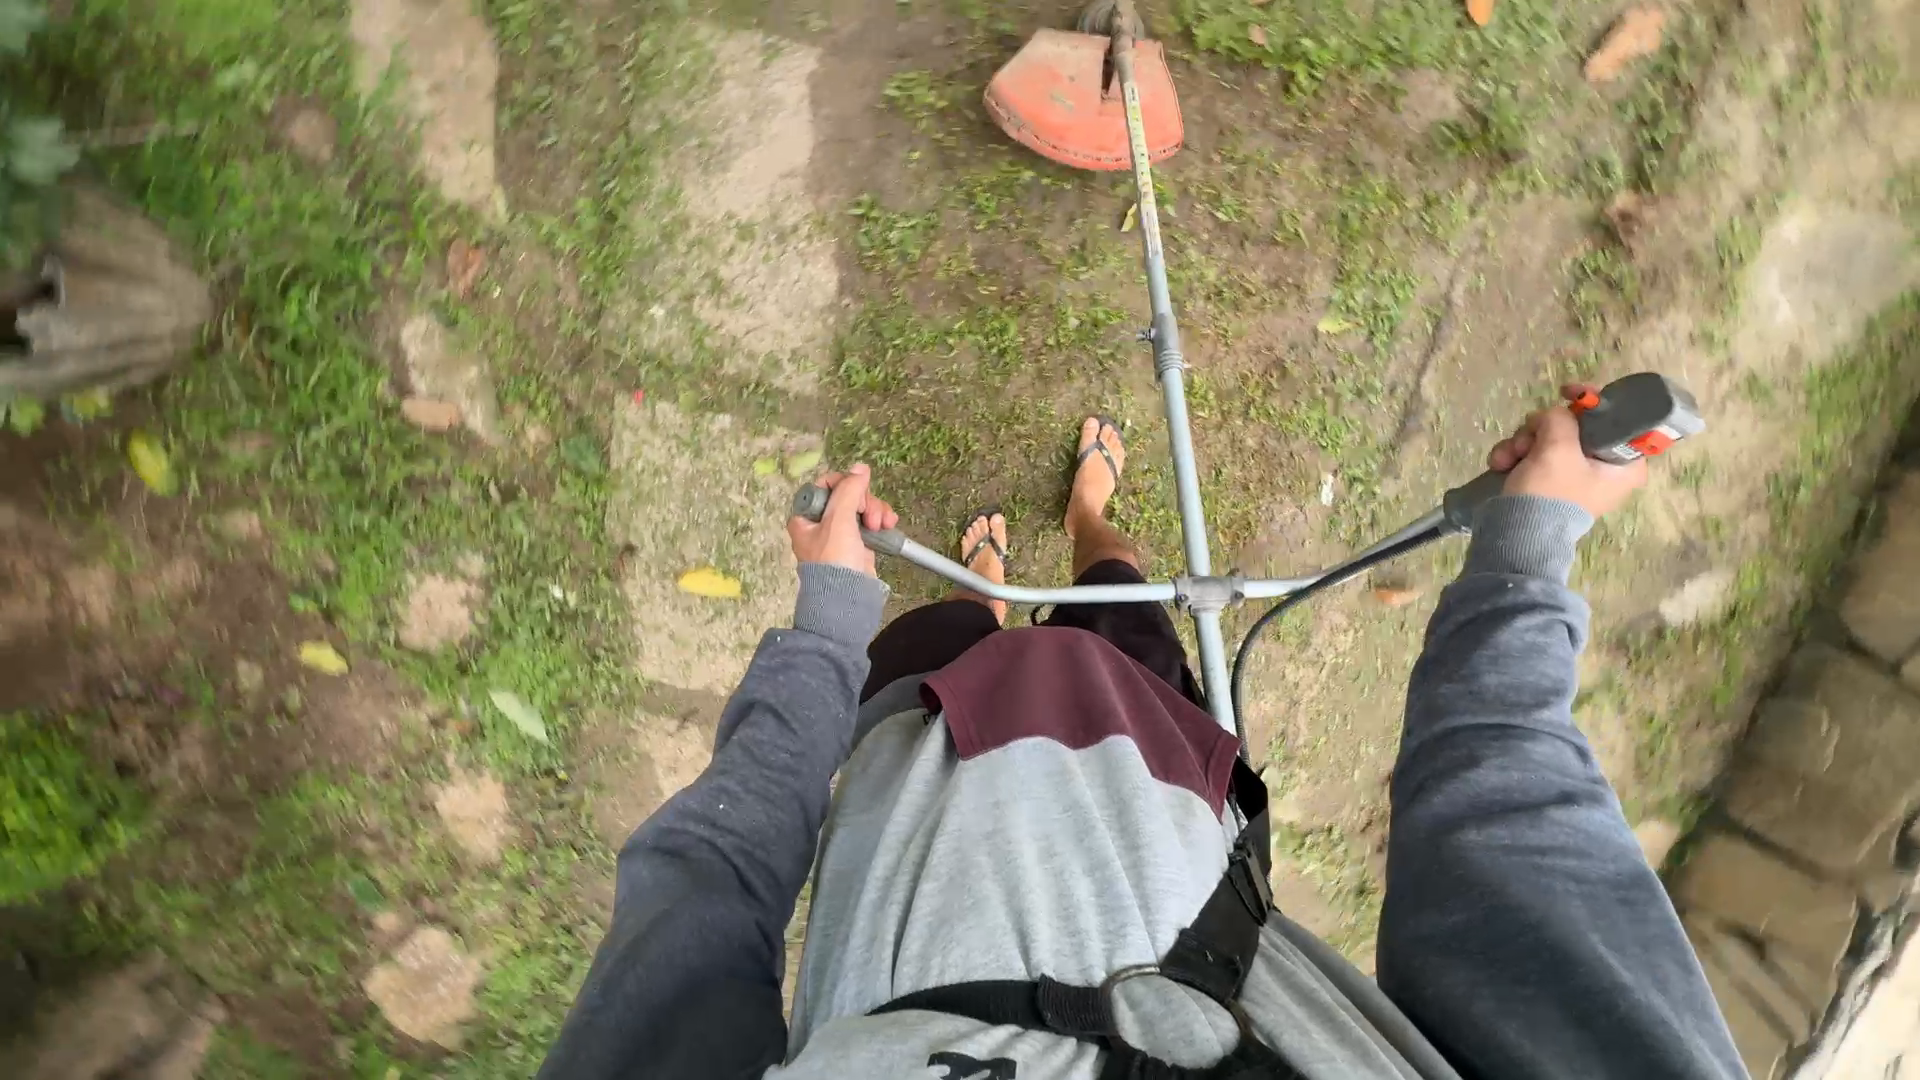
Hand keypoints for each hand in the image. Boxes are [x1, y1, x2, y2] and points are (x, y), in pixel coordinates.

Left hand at [787, 464, 897, 576]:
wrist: (847, 597)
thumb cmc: (835, 558)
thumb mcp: (839, 520)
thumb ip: (849, 490)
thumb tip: (861, 467)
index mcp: (806, 515)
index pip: (826, 485)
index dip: (845, 485)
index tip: (857, 495)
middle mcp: (821, 522)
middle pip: (848, 495)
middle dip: (866, 501)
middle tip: (872, 516)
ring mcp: (840, 532)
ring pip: (862, 507)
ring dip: (876, 510)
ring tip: (884, 524)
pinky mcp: (858, 542)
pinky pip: (870, 521)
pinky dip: (881, 520)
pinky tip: (889, 525)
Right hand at [1488, 384, 1647, 518]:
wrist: (1515, 535)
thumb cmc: (1548, 493)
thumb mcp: (1557, 449)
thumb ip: (1559, 420)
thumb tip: (1553, 413)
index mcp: (1625, 464)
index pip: (1617, 419)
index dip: (1591, 402)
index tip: (1566, 392)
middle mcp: (1603, 470)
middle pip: (1573, 429)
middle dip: (1540, 431)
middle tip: (1526, 441)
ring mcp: (1572, 477)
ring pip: (1546, 441)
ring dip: (1520, 444)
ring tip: (1506, 459)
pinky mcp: (1545, 484)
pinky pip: (1532, 457)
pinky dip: (1513, 457)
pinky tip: (1500, 466)